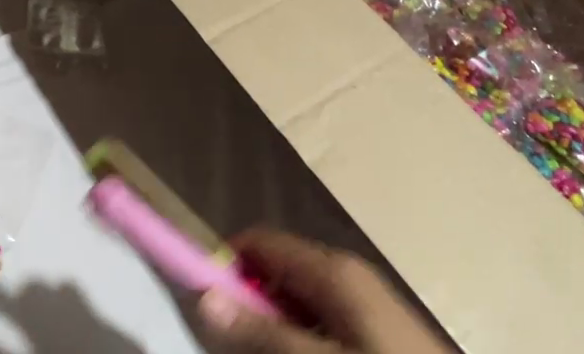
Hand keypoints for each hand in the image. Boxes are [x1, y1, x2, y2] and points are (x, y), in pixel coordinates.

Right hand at [198, 229, 450, 353]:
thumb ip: (264, 334)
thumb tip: (204, 297)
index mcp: (333, 268)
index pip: (258, 240)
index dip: (226, 265)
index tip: (207, 303)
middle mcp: (346, 272)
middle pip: (276, 270)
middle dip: (252, 304)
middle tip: (242, 346)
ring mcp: (366, 300)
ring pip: (298, 299)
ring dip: (278, 327)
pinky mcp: (380, 328)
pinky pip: (323, 319)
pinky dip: (305, 338)